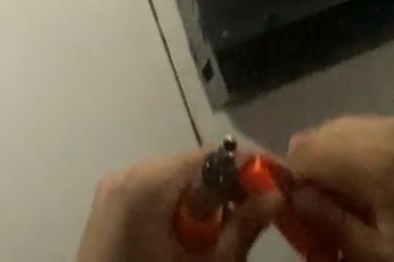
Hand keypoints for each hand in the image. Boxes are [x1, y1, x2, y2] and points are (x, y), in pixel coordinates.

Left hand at [76, 149, 279, 261]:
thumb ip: (242, 228)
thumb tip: (278, 195)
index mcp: (148, 183)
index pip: (213, 155)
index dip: (252, 166)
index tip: (284, 181)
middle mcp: (128, 173)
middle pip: (195, 167)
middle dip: (230, 187)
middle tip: (260, 213)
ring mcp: (115, 189)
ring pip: (178, 181)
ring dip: (208, 201)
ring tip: (227, 233)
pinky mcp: (109, 207)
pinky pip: (157, 194)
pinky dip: (181, 210)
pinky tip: (194, 238)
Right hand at [286, 117, 393, 261]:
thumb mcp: (386, 260)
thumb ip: (334, 225)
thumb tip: (294, 198)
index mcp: (372, 160)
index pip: (303, 151)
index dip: (288, 182)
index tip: (296, 218)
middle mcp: (383, 129)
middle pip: (320, 135)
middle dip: (312, 174)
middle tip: (325, 222)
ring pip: (344, 132)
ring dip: (335, 165)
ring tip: (354, 212)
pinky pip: (370, 133)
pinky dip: (360, 157)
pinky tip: (379, 196)